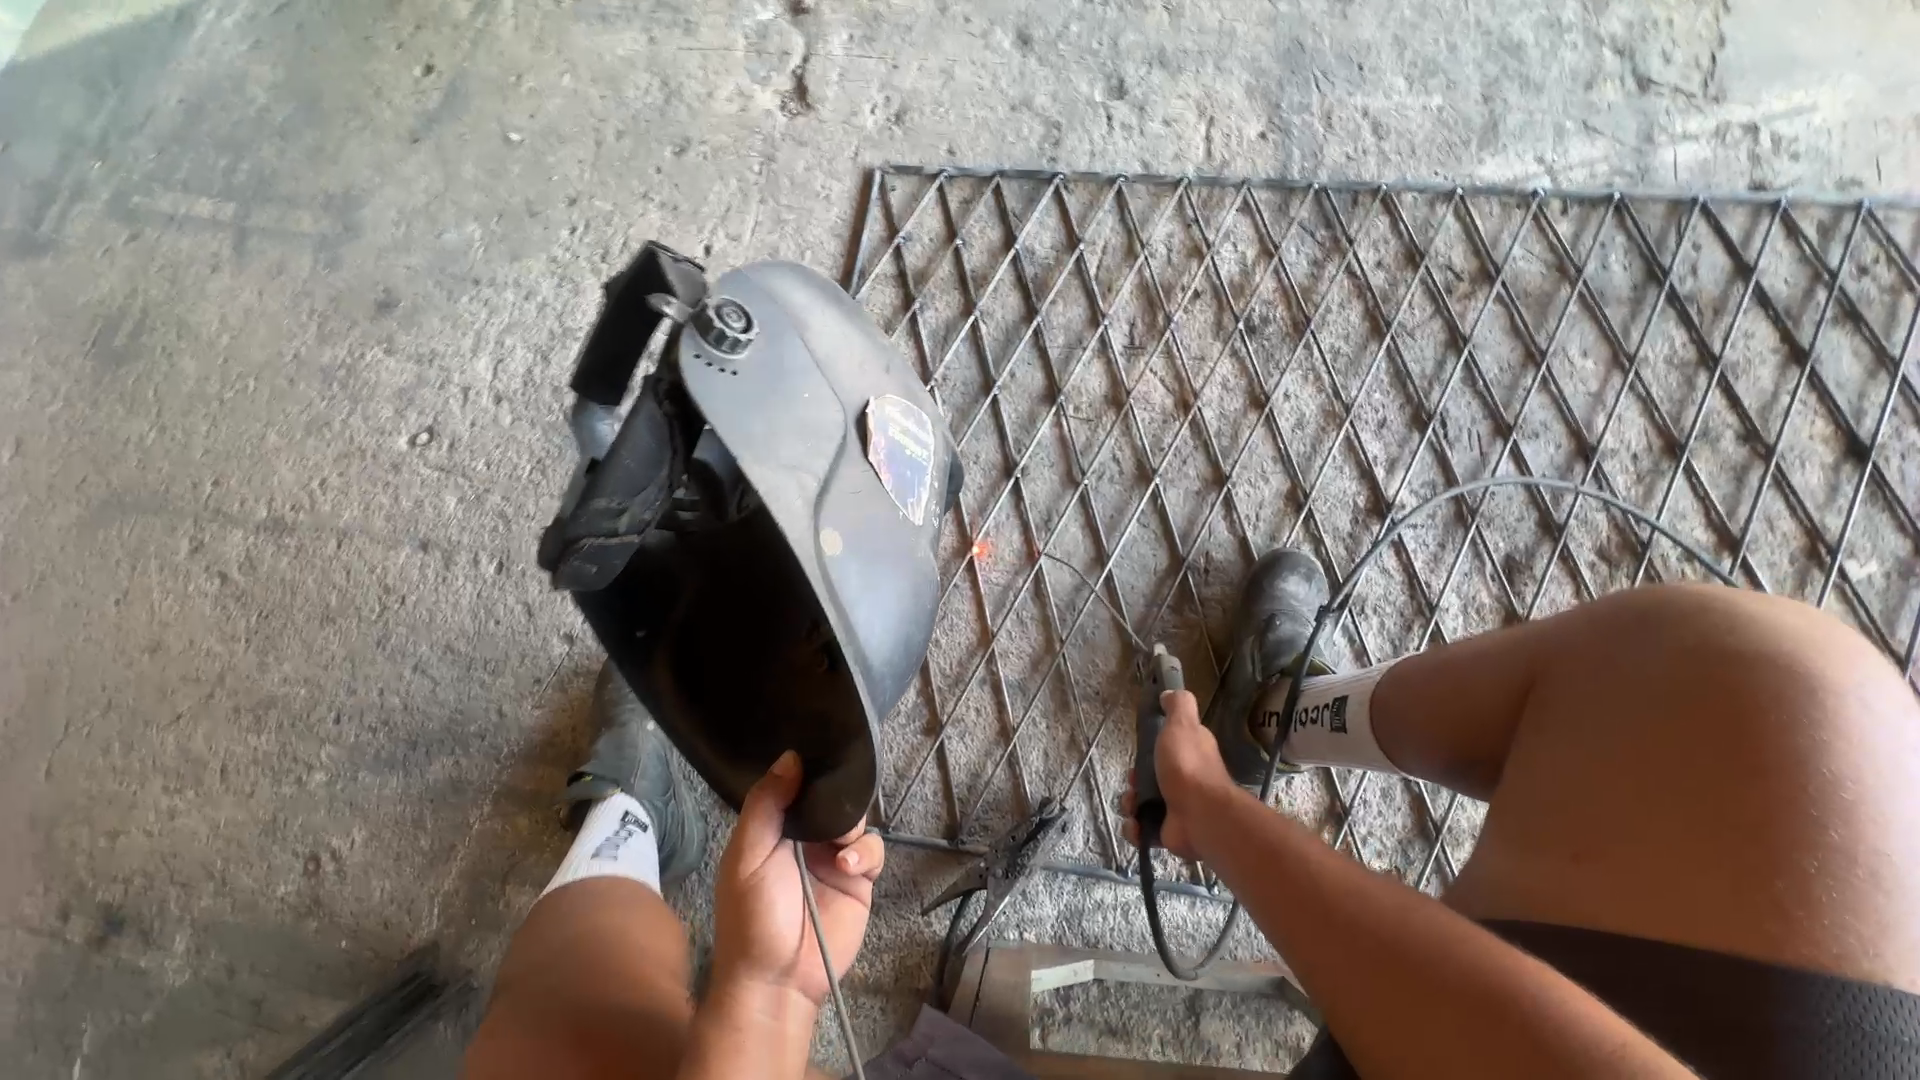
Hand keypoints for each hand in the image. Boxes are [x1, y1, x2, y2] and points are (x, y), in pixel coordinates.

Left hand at [711, 750, 885, 1008]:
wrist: (778, 980)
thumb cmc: (752, 915)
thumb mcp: (748, 855)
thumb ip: (767, 804)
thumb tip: (791, 756)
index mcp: (774, 829)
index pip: (795, 787)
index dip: (808, 772)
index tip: (823, 753)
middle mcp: (805, 839)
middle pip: (832, 800)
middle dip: (838, 798)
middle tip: (837, 803)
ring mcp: (833, 859)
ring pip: (856, 821)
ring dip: (852, 825)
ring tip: (841, 842)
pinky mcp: (859, 881)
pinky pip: (873, 852)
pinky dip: (866, 852)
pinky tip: (850, 864)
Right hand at [1122, 689, 1237, 860]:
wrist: (1201, 815)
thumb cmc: (1188, 766)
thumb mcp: (1183, 724)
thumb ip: (1178, 705)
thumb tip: (1168, 692)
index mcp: (1187, 754)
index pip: (1163, 749)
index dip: (1148, 748)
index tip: (1141, 749)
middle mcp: (1182, 780)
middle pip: (1146, 778)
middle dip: (1134, 781)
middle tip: (1135, 782)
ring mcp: (1174, 808)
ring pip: (1139, 804)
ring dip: (1130, 804)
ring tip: (1134, 807)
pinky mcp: (1166, 832)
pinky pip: (1140, 830)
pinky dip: (1134, 829)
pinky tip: (1137, 825)